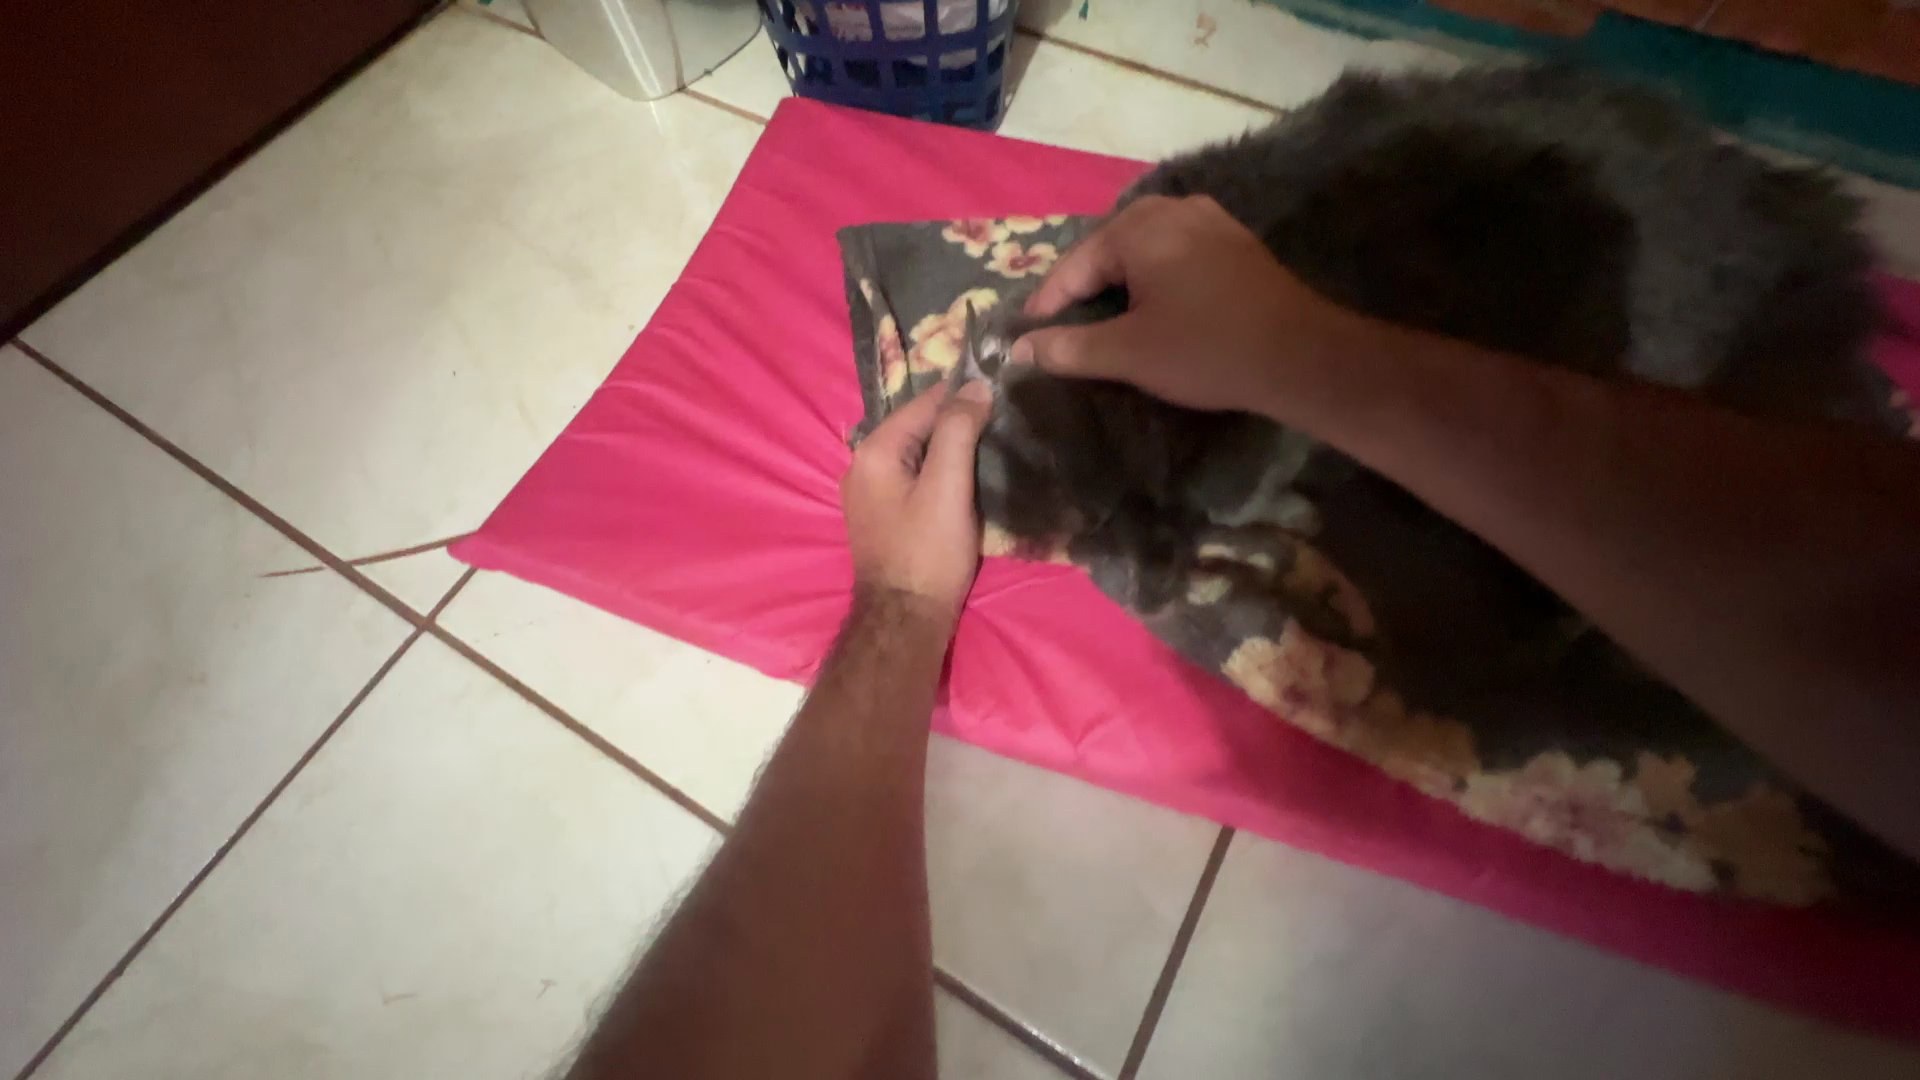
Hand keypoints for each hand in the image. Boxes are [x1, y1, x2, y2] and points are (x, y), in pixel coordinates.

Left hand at [841, 379, 994, 624]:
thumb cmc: (928, 553)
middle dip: (957, 421)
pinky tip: (965, 478)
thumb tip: (976, 385)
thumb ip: (958, 431)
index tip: (1003, 391)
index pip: (924, 403)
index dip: (965, 395)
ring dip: (949, 447)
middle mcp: (862, 464)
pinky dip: (937, 471)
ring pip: (916, 452)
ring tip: (992, 444)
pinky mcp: (880, 514)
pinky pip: (911, 476)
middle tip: (1003, 419)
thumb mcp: (948, 487)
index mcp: (874, 450)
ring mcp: (868, 491)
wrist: (904, 619)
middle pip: (918, 426)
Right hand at [1011, 195, 1350, 412]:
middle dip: (1082, 289)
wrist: (1299, 356)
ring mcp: (1209, 221)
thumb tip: (1018, 350)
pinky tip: (1150, 307)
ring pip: (1142, 249)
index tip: (1027, 337)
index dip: (1047, 305)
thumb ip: (1067, 348)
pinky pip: (1174, 254)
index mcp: (1140, 228)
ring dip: (1117, 283)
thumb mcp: (1126, 353)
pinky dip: (1151, 279)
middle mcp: (1173, 209)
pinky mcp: (1233, 244)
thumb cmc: (1204, 349)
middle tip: (1062, 327)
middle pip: (1107, 249)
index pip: (1075, 265)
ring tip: (1101, 320)